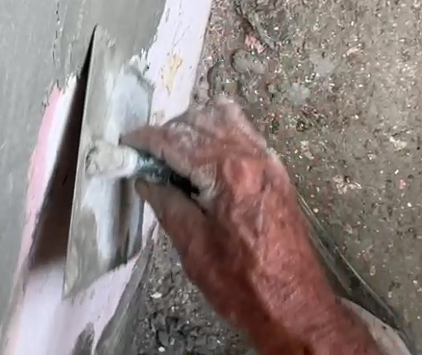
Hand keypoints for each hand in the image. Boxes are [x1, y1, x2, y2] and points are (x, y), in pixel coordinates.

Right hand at [122, 100, 379, 354]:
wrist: (294, 304)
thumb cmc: (243, 283)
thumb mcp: (194, 248)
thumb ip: (167, 204)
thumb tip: (145, 178)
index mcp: (227, 173)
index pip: (176, 141)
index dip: (147, 139)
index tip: (127, 143)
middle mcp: (249, 154)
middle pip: (198, 120)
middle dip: (167, 132)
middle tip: (147, 155)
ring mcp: (265, 157)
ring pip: (221, 116)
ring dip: (193, 125)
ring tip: (174, 152)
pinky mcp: (274, 166)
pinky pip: (241, 128)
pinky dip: (217, 129)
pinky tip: (204, 152)